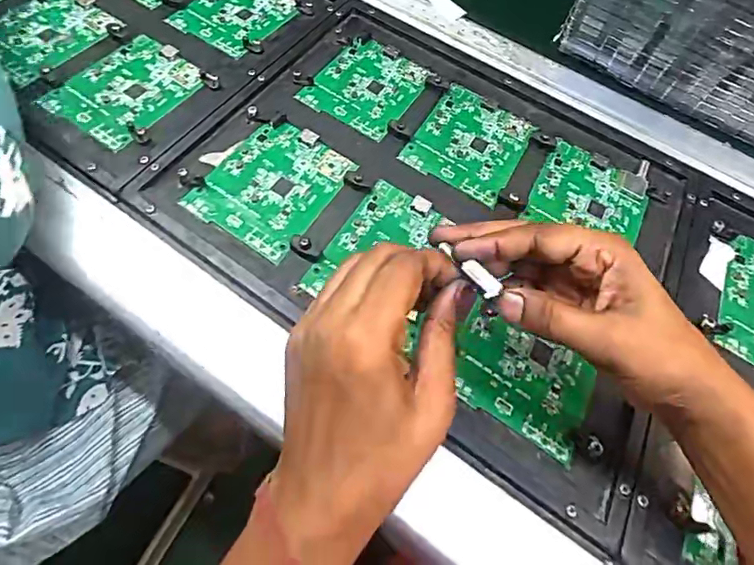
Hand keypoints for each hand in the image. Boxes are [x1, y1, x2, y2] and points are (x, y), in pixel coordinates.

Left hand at [263, 246, 464, 563]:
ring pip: (353, 262)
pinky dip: (362, 283)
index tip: (451, 279)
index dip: (433, 264)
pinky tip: (383, 309)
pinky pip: (334, 286)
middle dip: (412, 261)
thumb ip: (444, 337)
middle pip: (376, 255)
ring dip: (387, 267)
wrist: (318, 498)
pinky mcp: (299, 333)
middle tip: (437, 287)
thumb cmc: (377, 465)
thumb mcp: (432, 405)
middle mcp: (330, 324)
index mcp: (364, 341)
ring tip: (413, 297)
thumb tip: (455, 292)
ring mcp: (309, 326)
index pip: (402, 266)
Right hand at [433, 221, 733, 416]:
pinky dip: (510, 289)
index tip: (466, 246)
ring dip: (495, 265)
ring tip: (459, 264)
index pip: (541, 236)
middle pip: (529, 241)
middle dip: (488, 240)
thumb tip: (504, 299)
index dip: (499, 240)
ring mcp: (579, 279)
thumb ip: (552, 317)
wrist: (690, 394)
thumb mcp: (607, 338)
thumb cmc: (667, 356)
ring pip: (527, 263)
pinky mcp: (574, 301)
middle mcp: (588, 256)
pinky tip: (489, 290)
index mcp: (603, 250)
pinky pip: (534, 288)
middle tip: (448, 239)